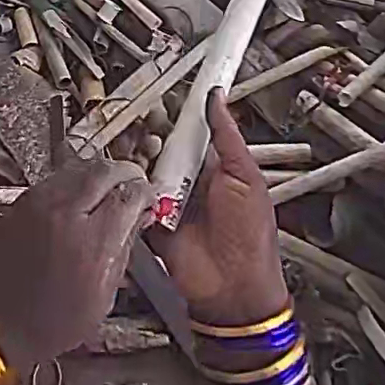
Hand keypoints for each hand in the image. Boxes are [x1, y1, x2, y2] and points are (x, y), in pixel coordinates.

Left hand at [0, 156, 151, 367]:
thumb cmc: (49, 320)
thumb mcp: (102, 298)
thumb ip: (124, 251)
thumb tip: (140, 218)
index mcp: (92, 244)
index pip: (129, 196)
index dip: (145, 192)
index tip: (149, 198)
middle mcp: (67, 213)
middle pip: (107, 170)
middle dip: (128, 172)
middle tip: (135, 184)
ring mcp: (43, 201)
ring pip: (84, 165)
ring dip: (104, 172)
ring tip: (112, 188)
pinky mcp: (27, 197)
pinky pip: (62, 174)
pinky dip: (80, 178)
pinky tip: (86, 194)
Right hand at [148, 90, 288, 326]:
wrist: (235, 289)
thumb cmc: (251, 237)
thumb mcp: (245, 177)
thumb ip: (227, 136)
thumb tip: (217, 98)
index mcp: (212, 166)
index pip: (190, 130)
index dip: (178, 113)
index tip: (166, 96)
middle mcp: (188, 178)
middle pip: (162, 145)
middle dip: (154, 132)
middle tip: (152, 127)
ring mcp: (168, 199)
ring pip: (145, 165)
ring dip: (144, 157)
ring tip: (148, 153)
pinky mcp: (152, 219)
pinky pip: (135, 196)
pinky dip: (134, 186)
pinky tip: (139, 178)